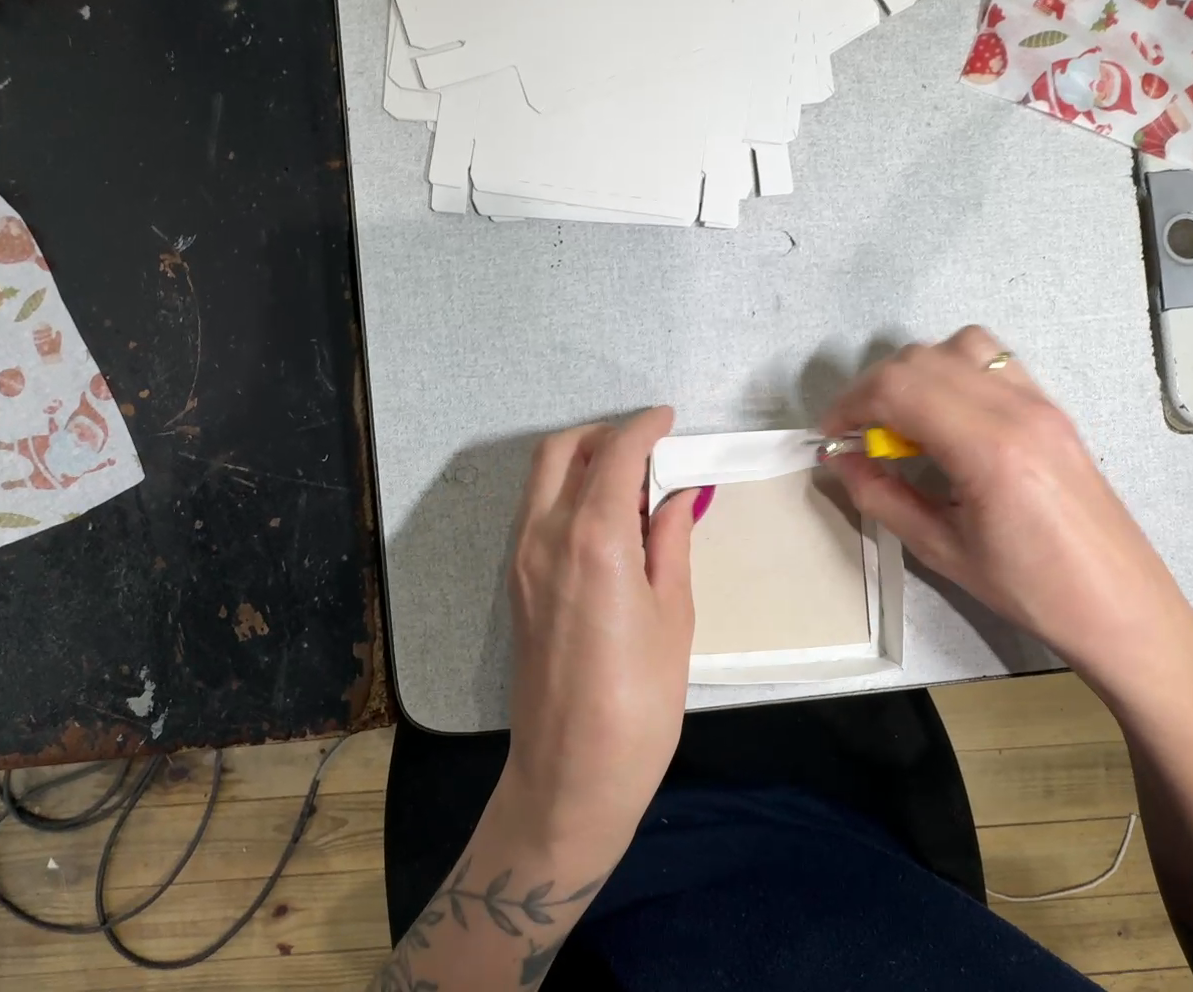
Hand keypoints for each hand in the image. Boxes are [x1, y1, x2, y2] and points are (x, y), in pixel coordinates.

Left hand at [500, 407, 699, 856]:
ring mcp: (521, 560)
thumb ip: (671, 542)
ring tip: (632, 482)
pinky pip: (537, 514)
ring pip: (542, 480)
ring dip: (582, 462)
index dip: (643, 427)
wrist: (570, 773)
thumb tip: (677, 496)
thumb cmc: (640, 700)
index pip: (614, 454)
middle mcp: (544, 536)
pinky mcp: (515, 584)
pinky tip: (606, 521)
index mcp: (593, 537)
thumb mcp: (673, 616)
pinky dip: (567, 495)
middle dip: (603, 434)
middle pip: (560, 452)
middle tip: (647, 446)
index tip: (668, 419)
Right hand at [819, 327, 1192, 686]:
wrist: (1119, 605)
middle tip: (860, 436)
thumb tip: (839, 460)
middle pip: (921, 358)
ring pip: (959, 345)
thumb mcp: (940, 550)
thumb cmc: (1029, 590)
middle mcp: (1018, 409)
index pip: (899, 387)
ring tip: (903, 422)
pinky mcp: (1053, 408)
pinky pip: (992, 361)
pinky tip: (945, 420)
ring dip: (915, 374)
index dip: (850, 405)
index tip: (832, 436)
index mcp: (989, 448)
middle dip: (874, 389)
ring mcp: (1042, 402)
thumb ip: (881, 496)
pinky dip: (952, 373)